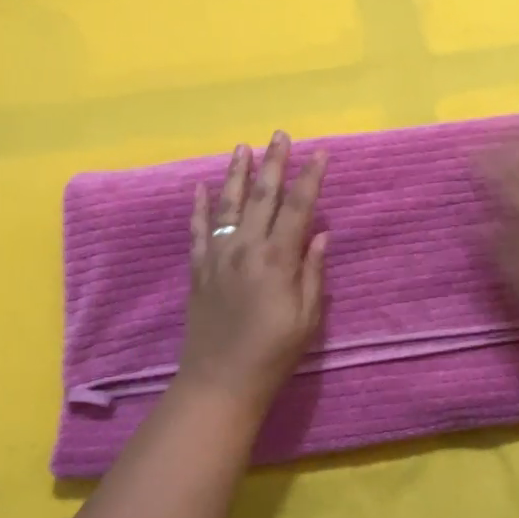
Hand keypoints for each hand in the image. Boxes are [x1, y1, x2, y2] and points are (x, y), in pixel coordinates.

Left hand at [175, 131, 329, 410]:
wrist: (219, 382)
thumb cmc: (273, 354)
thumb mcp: (306, 318)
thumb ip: (313, 272)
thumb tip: (321, 233)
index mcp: (277, 259)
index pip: (298, 207)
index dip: (311, 178)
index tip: (320, 153)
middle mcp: (246, 248)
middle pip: (263, 195)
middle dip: (274, 162)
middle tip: (280, 134)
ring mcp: (218, 255)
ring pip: (228, 203)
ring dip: (237, 173)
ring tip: (243, 148)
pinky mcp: (199, 268)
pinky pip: (197, 229)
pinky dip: (198, 206)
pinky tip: (200, 186)